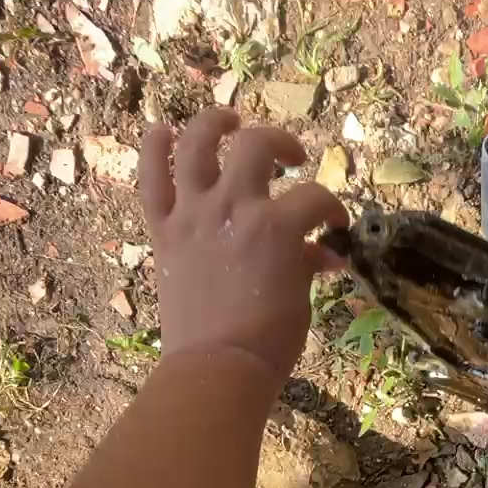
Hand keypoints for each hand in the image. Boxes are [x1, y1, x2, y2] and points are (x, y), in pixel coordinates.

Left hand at [138, 109, 348, 383]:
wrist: (218, 367)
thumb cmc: (270, 340)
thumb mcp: (300, 299)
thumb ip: (307, 264)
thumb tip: (324, 254)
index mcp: (276, 227)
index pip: (316, 199)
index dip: (333, 210)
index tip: (337, 228)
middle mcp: (233, 206)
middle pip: (256, 146)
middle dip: (281, 145)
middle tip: (291, 159)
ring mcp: (192, 214)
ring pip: (195, 143)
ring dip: (214, 123)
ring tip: (229, 120)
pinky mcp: (163, 230)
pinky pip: (150, 177)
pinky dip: (153, 148)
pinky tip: (161, 129)